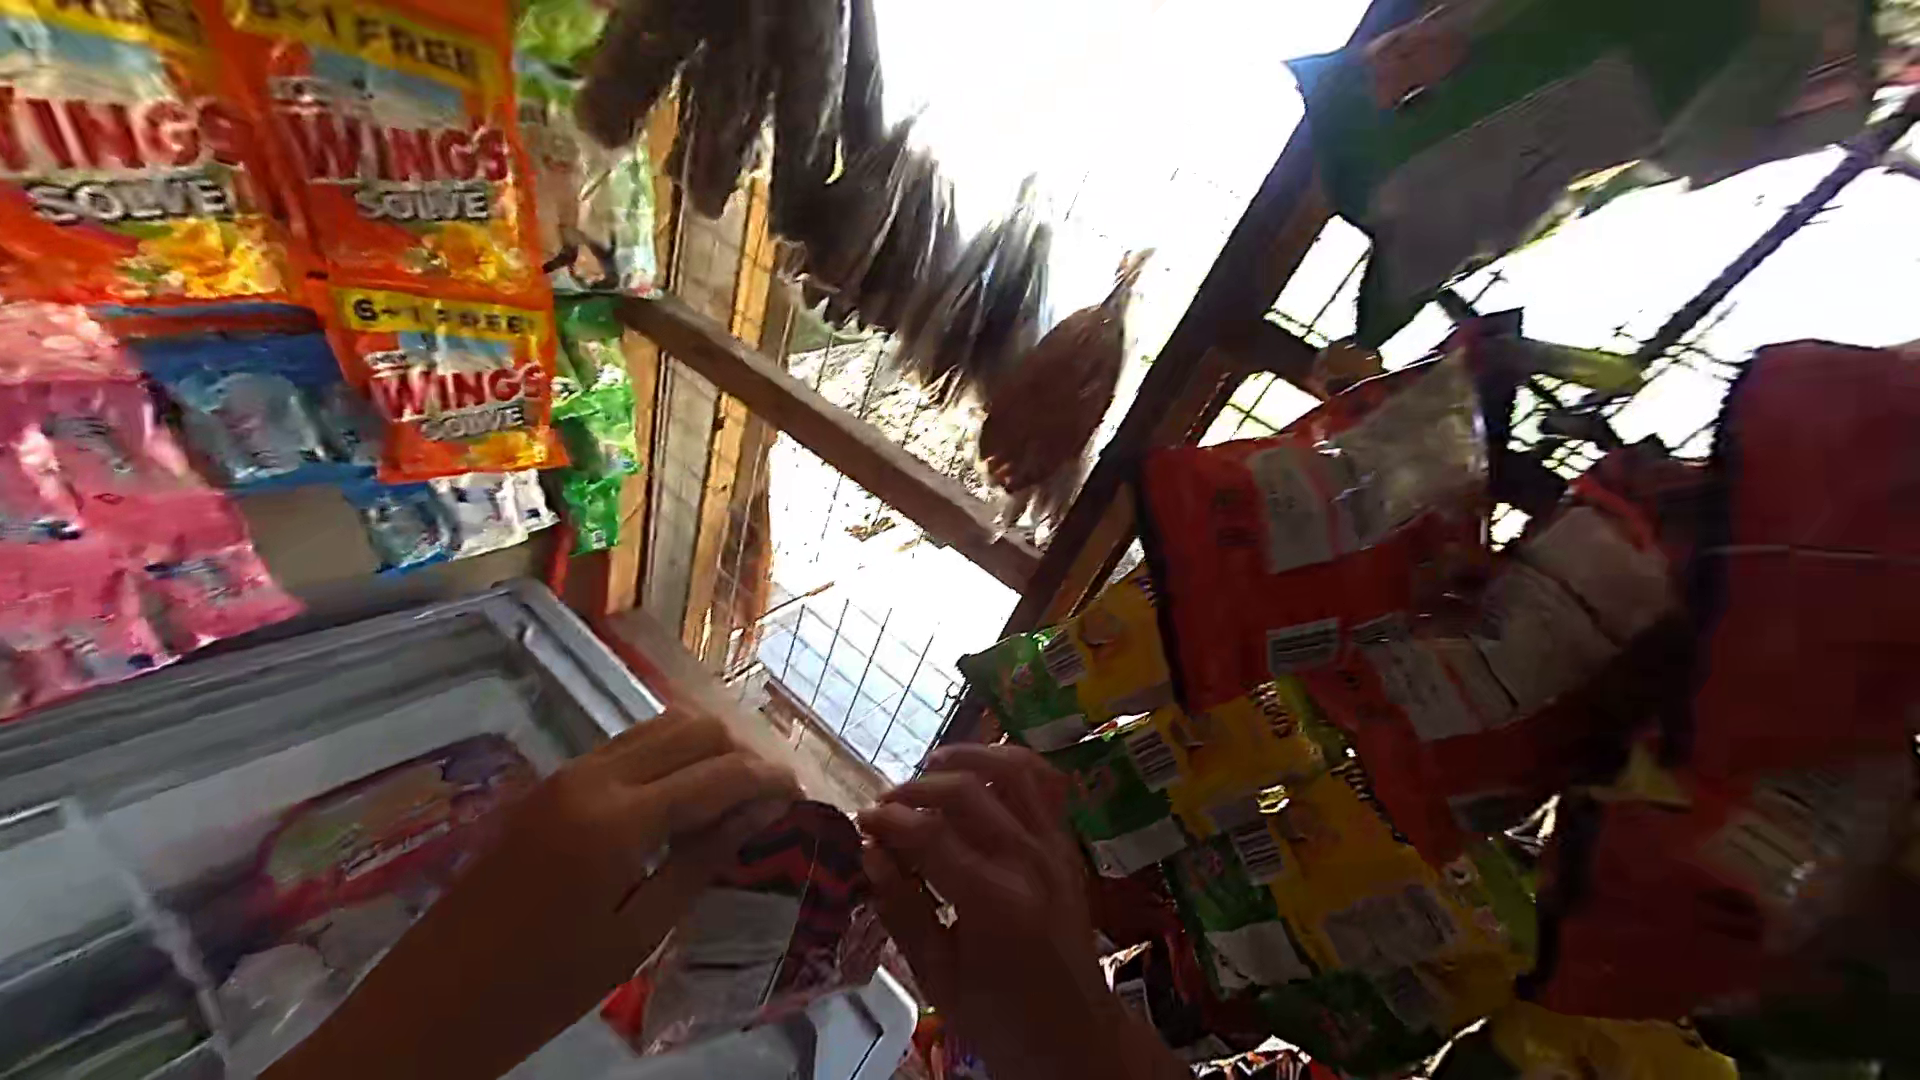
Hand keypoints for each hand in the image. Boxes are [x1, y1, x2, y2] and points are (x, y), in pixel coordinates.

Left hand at [265, 710, 798, 1079]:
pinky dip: (674, 753)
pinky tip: (685, 790)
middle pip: (697, 730)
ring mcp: (571, 772)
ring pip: (665, 725)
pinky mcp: (556, 781)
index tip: (800, 794)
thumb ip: (704, 859)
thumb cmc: (538, 991)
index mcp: (618, 821)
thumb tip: (762, 812)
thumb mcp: (637, 934)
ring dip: (710, 747)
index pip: (720, 773)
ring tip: (735, 789)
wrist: (421, 1015)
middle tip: (769, 794)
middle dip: (745, 753)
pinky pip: (633, 743)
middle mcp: (596, 777)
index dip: (769, 779)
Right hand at [858, 744, 1186, 1079]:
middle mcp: (1029, 859)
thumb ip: (902, 909)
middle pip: (966, 793)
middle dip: (916, 790)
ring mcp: (1055, 844)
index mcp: (995, 902)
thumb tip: (871, 852)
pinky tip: (985, 765)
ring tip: (932, 765)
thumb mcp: (938, 978)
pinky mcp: (1067, 841)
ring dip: (967, 757)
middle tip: (887, 803)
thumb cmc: (1001, 1020)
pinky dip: (1014, 761)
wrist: (1077, 1039)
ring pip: (1012, 770)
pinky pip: (1046, 782)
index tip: (864, 819)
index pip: (931, 837)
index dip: (890, 820)